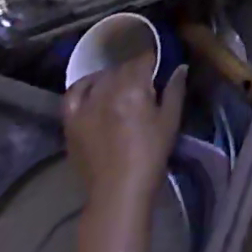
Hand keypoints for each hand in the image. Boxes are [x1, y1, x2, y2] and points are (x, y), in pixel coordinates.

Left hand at [63, 51, 186, 206]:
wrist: (118, 192)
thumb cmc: (150, 156)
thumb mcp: (170, 121)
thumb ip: (175, 90)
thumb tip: (180, 66)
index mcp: (133, 86)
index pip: (145, 58)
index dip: (156, 60)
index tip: (162, 68)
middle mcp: (107, 88)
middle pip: (123, 67)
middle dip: (136, 70)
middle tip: (147, 84)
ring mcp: (86, 103)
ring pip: (102, 77)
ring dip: (114, 77)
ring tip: (123, 90)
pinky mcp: (71, 120)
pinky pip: (75, 92)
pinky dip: (86, 86)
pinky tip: (95, 89)